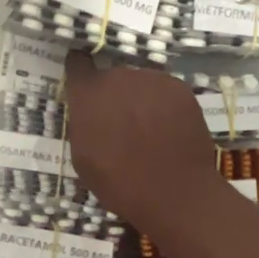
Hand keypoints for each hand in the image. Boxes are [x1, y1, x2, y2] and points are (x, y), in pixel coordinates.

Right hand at [63, 49, 228, 224]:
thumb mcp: (84, 160)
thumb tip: (91, 114)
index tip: (85, 88)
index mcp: (89, 94)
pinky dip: (165, 107)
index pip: (77, 65)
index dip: (81, 74)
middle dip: (114, 98)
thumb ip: (83, 126)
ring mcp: (153, 80)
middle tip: (123, 128)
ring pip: (140, 85)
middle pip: (112, 78)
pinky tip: (169, 132)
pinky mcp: (180, 88)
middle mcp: (119, 77)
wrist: (174, 192)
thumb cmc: (121, 184)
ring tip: (150, 133)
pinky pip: (165, 92)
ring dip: (140, 101)